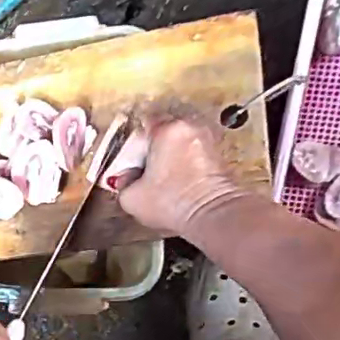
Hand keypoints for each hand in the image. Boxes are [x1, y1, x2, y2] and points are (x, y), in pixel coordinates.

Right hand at [116, 118, 250, 237]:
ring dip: (165, 155)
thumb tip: (125, 178)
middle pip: (161, 131)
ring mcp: (206, 139)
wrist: (210, 214)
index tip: (123, 157)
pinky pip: (191, 153)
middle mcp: (189, 128)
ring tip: (154, 177)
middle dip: (148, 148)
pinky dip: (180, 163)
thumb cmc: (173, 202)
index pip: (140, 125)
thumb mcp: (130, 197)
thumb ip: (122, 182)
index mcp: (166, 130)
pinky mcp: (218, 155)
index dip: (128, 143)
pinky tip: (171, 181)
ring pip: (177, 142)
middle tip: (136, 167)